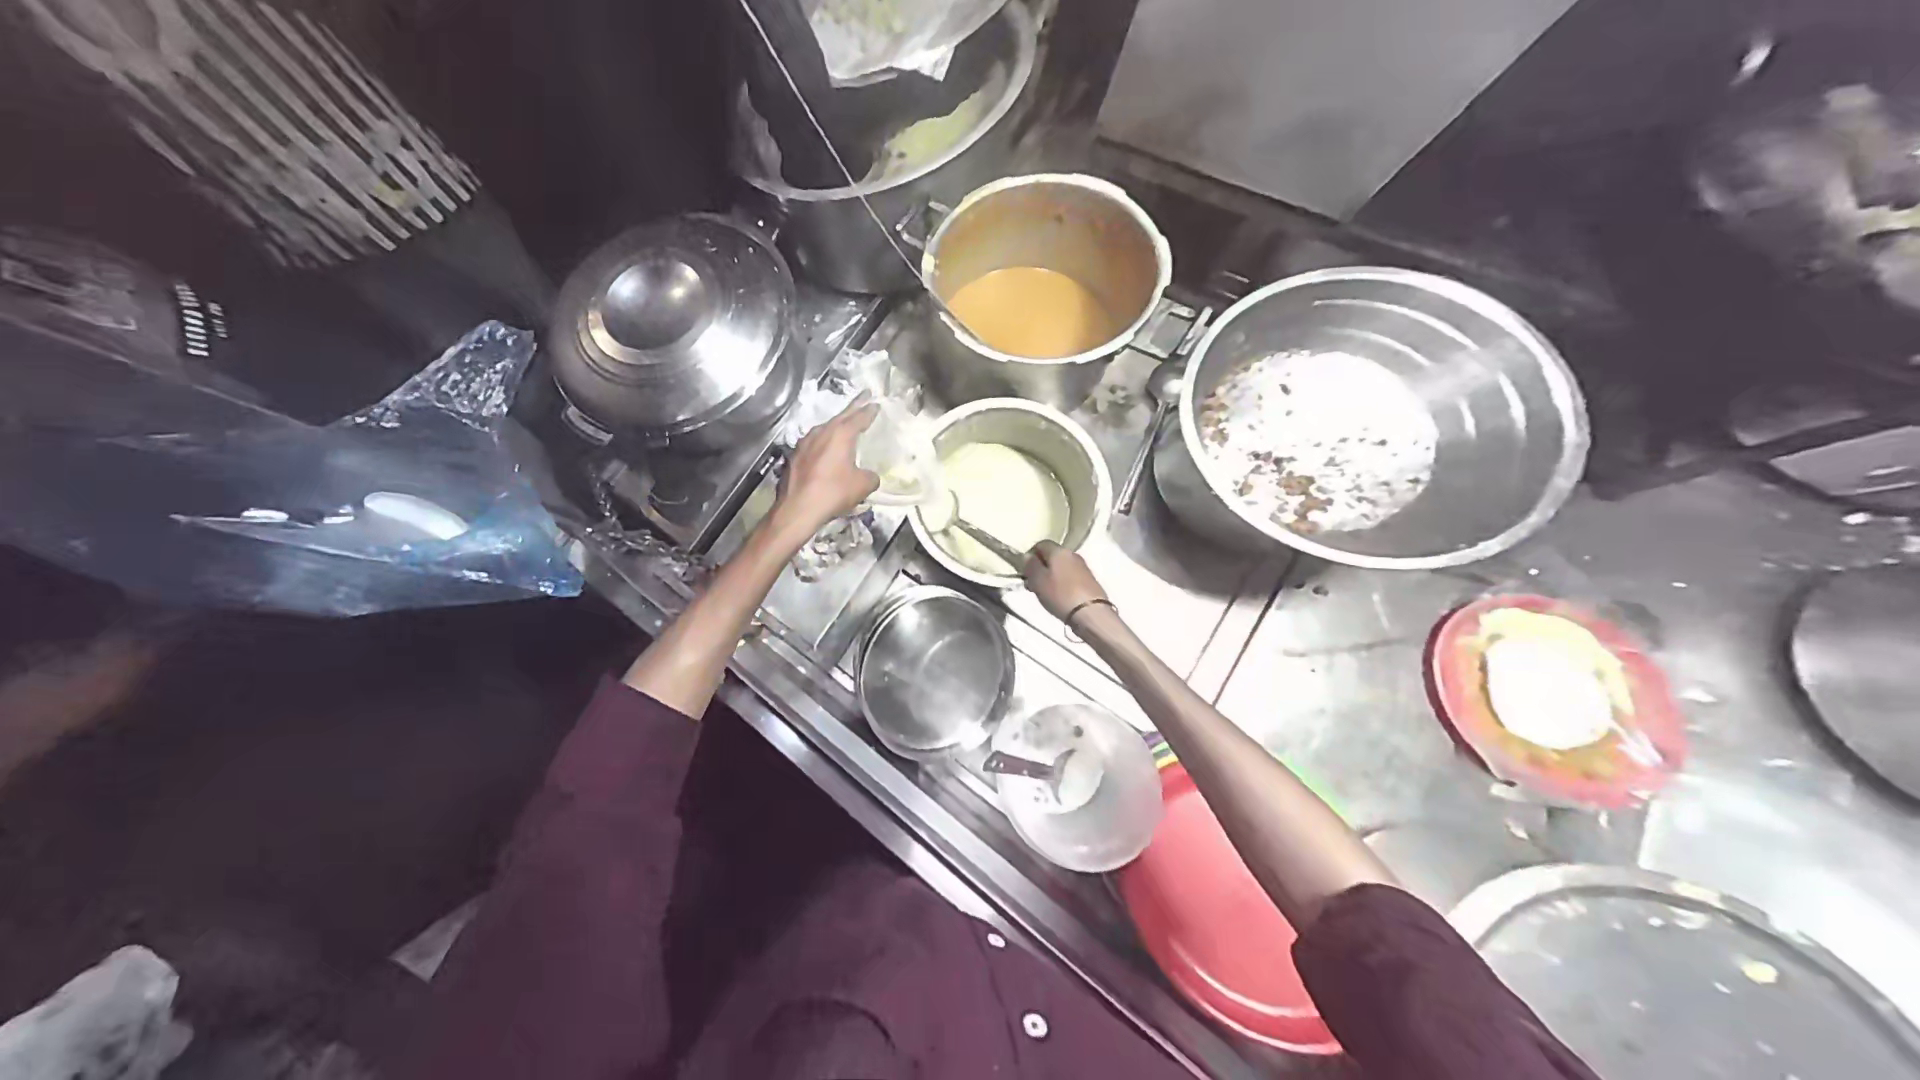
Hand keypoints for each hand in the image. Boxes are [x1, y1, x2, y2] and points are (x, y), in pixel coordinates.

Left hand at [772, 396, 879, 537]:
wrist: (798, 508)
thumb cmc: (833, 492)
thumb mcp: (862, 486)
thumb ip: (870, 476)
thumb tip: (869, 475)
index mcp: (840, 434)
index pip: (859, 417)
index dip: (869, 411)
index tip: (875, 404)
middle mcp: (821, 432)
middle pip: (840, 417)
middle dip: (853, 409)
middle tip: (863, 399)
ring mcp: (804, 443)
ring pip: (824, 429)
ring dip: (836, 426)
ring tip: (844, 426)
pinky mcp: (794, 456)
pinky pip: (814, 443)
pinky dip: (823, 442)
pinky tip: (825, 449)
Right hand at [1023, 541, 1107, 624]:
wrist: (1091, 613)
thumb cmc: (1060, 594)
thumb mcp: (1038, 580)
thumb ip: (1031, 566)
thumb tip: (1028, 556)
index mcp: (1059, 550)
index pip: (1040, 544)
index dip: (1030, 556)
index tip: (1025, 571)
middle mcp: (1072, 554)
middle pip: (1051, 556)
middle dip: (1040, 568)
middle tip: (1033, 584)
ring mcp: (1083, 567)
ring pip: (1061, 567)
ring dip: (1051, 576)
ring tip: (1046, 593)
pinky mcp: (1090, 580)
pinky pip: (1070, 576)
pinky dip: (1062, 583)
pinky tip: (1060, 596)